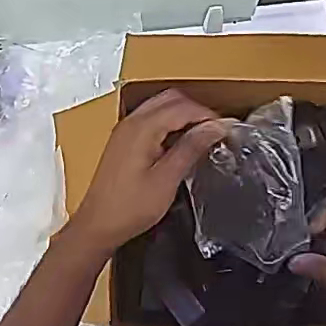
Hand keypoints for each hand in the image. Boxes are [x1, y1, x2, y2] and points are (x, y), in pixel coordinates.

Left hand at [63, 89, 227, 256]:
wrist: (98, 225)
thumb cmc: (131, 207)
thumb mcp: (167, 179)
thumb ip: (191, 148)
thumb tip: (215, 127)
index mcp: (142, 128)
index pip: (182, 107)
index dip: (208, 116)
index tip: (227, 130)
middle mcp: (131, 122)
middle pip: (171, 99)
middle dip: (197, 110)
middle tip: (217, 131)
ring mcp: (125, 130)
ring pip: (161, 106)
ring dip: (184, 115)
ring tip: (204, 137)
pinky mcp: (124, 141)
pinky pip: (151, 119)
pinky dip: (170, 123)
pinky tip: (182, 144)